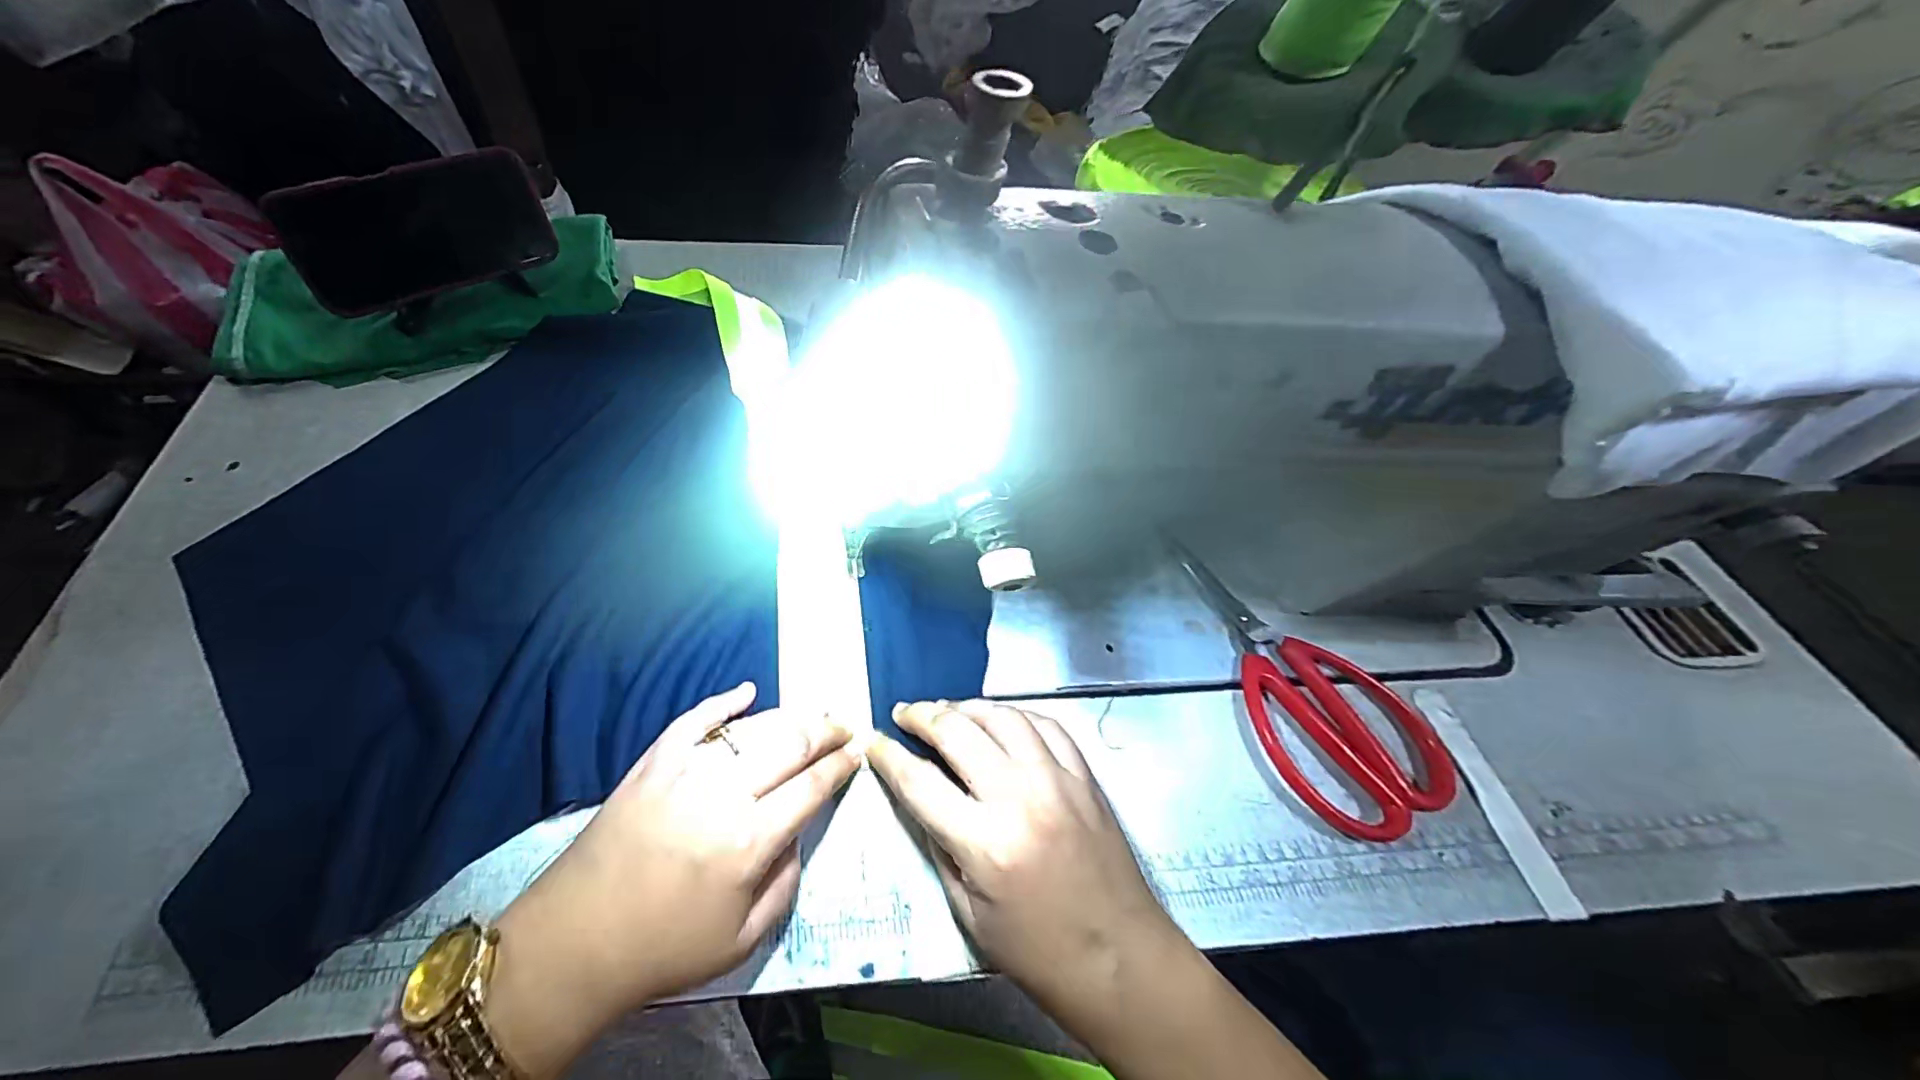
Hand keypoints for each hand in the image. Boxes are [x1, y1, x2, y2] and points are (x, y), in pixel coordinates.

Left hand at [485, 683, 859, 1076]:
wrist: (571, 946)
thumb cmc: (663, 950)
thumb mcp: (743, 939)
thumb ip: (785, 882)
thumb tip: (797, 834)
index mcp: (750, 842)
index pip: (812, 787)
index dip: (841, 765)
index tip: (858, 751)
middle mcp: (724, 798)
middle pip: (790, 746)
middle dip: (826, 732)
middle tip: (844, 727)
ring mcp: (684, 775)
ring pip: (750, 731)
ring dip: (789, 719)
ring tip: (810, 717)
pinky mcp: (651, 767)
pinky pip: (692, 723)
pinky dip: (721, 703)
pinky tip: (746, 692)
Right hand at [865, 701, 1183, 1015]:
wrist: (1121, 958)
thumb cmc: (1038, 952)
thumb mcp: (969, 913)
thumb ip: (940, 848)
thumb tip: (920, 801)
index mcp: (985, 842)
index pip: (920, 781)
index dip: (889, 757)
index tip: (872, 741)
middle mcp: (1020, 797)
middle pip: (959, 732)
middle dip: (922, 716)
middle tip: (904, 714)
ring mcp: (1058, 780)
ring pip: (1004, 717)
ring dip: (967, 707)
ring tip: (947, 711)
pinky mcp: (1085, 777)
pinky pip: (1047, 726)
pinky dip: (1017, 715)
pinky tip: (1001, 719)